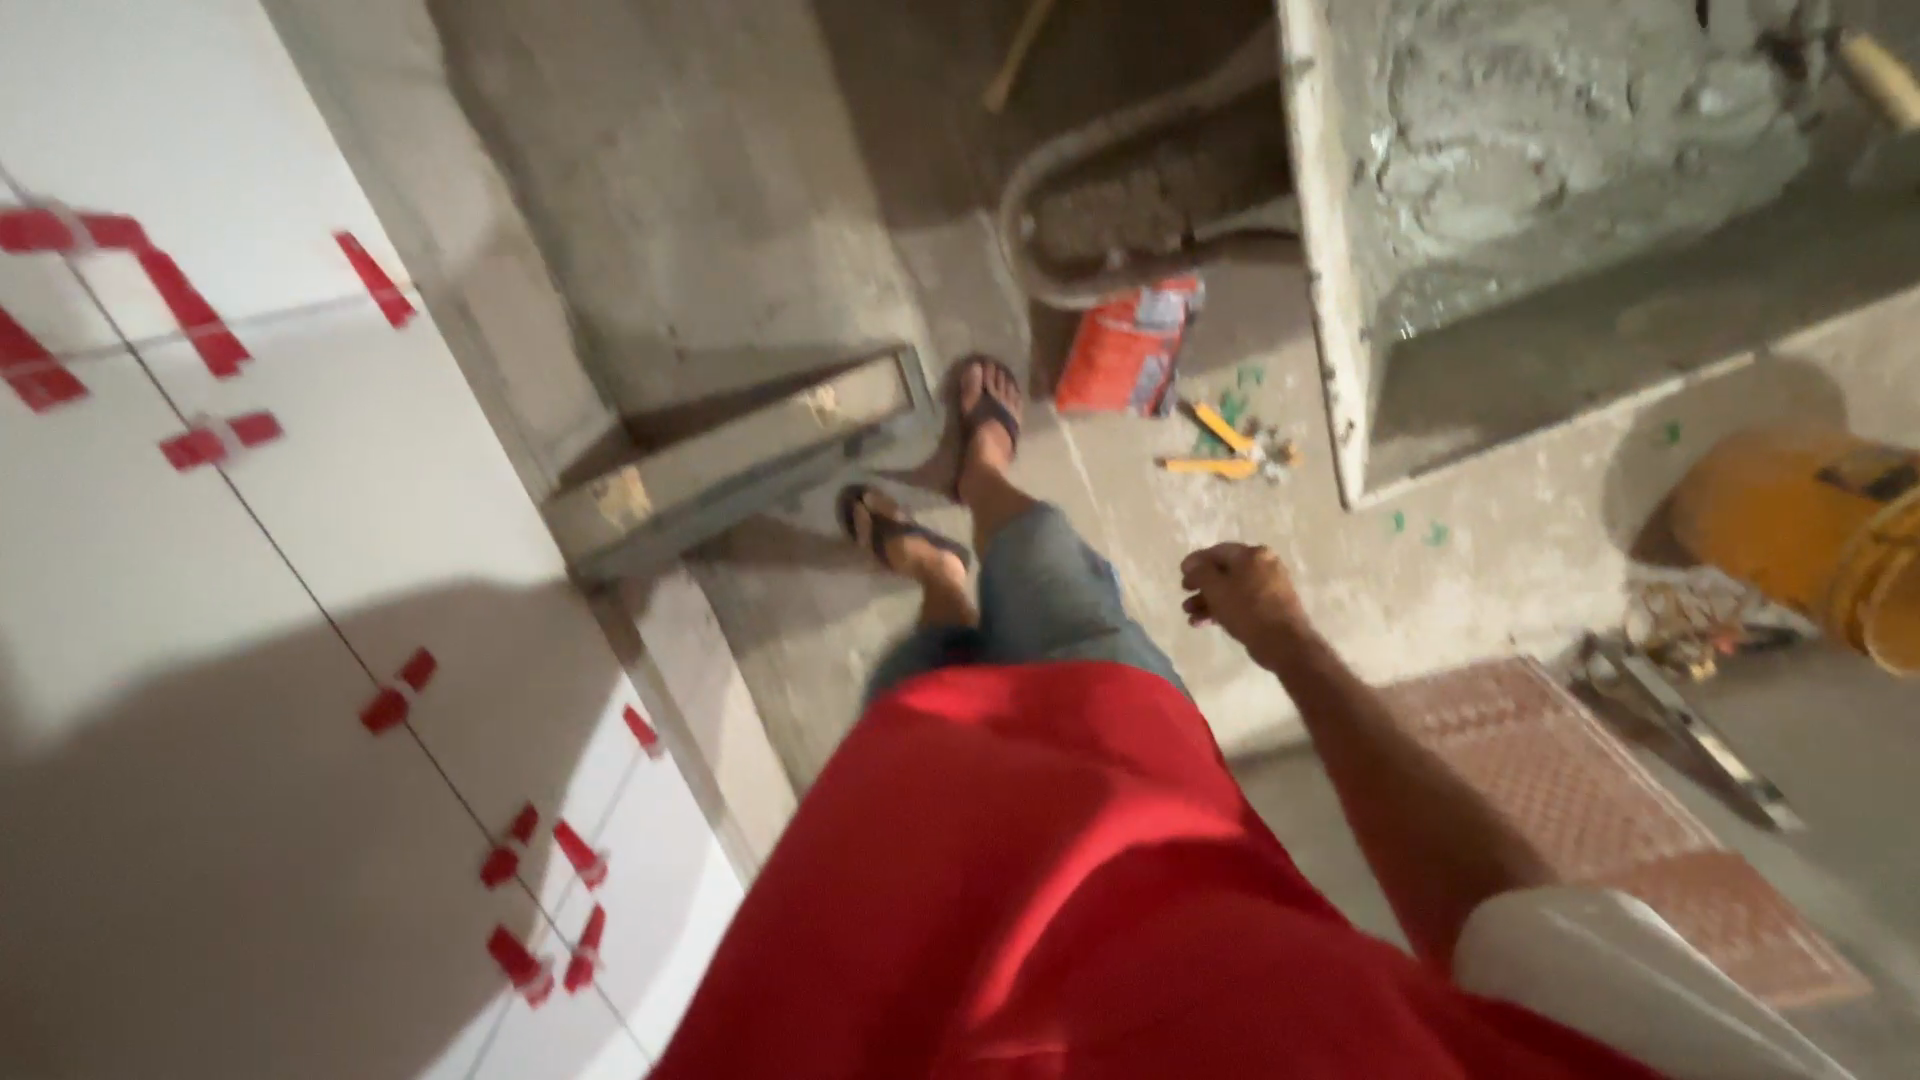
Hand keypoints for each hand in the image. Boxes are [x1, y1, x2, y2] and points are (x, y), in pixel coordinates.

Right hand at [1180, 543, 1308, 666]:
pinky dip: (1223, 609)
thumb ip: (1200, 572)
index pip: (1217, 551)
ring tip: (1190, 615)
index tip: (1181, 574)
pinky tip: (1203, 623)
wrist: (1284, 642)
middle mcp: (1264, 565)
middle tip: (1185, 594)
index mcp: (1252, 554)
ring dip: (1208, 600)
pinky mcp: (1271, 606)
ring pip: (1231, 589)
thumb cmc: (1247, 609)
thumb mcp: (1216, 588)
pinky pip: (1242, 602)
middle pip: (1224, 572)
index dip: (1196, 562)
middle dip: (1201, 586)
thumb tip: (1191, 563)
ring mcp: (1269, 587)